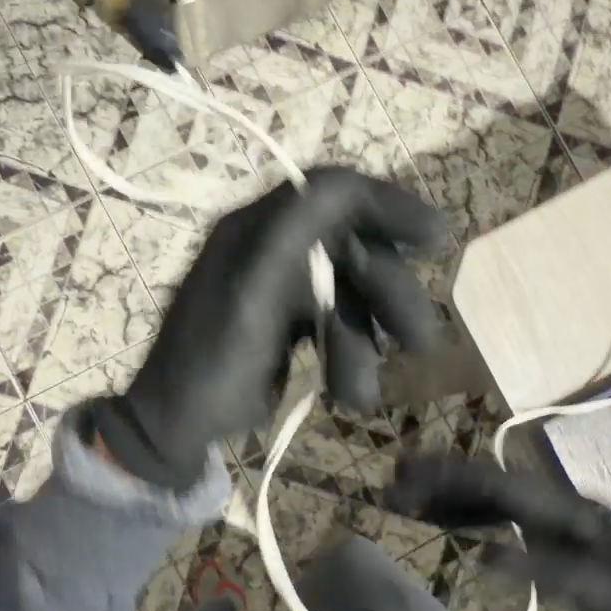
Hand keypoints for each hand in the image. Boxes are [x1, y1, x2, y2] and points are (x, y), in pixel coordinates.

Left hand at [94, 168, 445, 487]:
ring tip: (361, 395)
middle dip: (388, 294)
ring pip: (351, 293)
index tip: (434, 237)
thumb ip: (292, 234)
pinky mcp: (290, 322)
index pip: (332, 193)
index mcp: (255, 230)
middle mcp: (271, 248)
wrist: (176, 428)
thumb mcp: (249, 297)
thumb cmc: (208, 365)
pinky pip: (338, 324)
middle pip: (352, 248)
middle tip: (421, 340)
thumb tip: (343, 182)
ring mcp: (281, 286)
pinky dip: (352, 354)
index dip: (387, 205)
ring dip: (366, 342)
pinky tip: (351, 392)